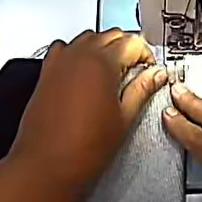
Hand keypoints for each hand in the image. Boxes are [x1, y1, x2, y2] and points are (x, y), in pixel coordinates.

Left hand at [8, 29, 167, 196]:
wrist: (45, 166)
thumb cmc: (81, 149)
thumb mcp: (124, 118)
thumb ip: (142, 89)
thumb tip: (156, 74)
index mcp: (103, 62)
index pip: (133, 42)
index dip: (147, 55)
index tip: (150, 69)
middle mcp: (80, 54)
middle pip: (112, 35)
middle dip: (128, 48)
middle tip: (136, 70)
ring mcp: (61, 60)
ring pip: (89, 37)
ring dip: (104, 47)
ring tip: (112, 72)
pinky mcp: (47, 71)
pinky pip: (65, 48)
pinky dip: (77, 52)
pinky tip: (84, 71)